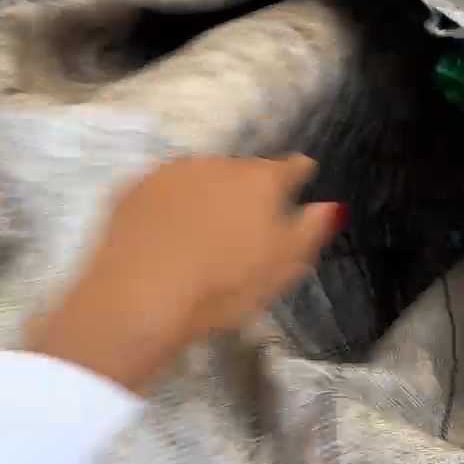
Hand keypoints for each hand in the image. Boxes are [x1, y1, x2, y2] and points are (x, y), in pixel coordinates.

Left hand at [25, 155, 343, 391]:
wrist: (136, 299)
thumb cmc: (224, 284)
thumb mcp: (285, 265)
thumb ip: (313, 229)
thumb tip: (331, 205)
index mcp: (263, 178)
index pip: (295, 166)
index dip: (300, 178)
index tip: (300, 192)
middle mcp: (220, 163)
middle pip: (246, 171)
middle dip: (250, 191)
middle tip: (248, 228)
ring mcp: (173, 172)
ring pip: (204, 178)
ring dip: (210, 195)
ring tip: (205, 234)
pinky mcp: (131, 190)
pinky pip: (165, 191)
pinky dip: (172, 205)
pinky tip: (169, 236)